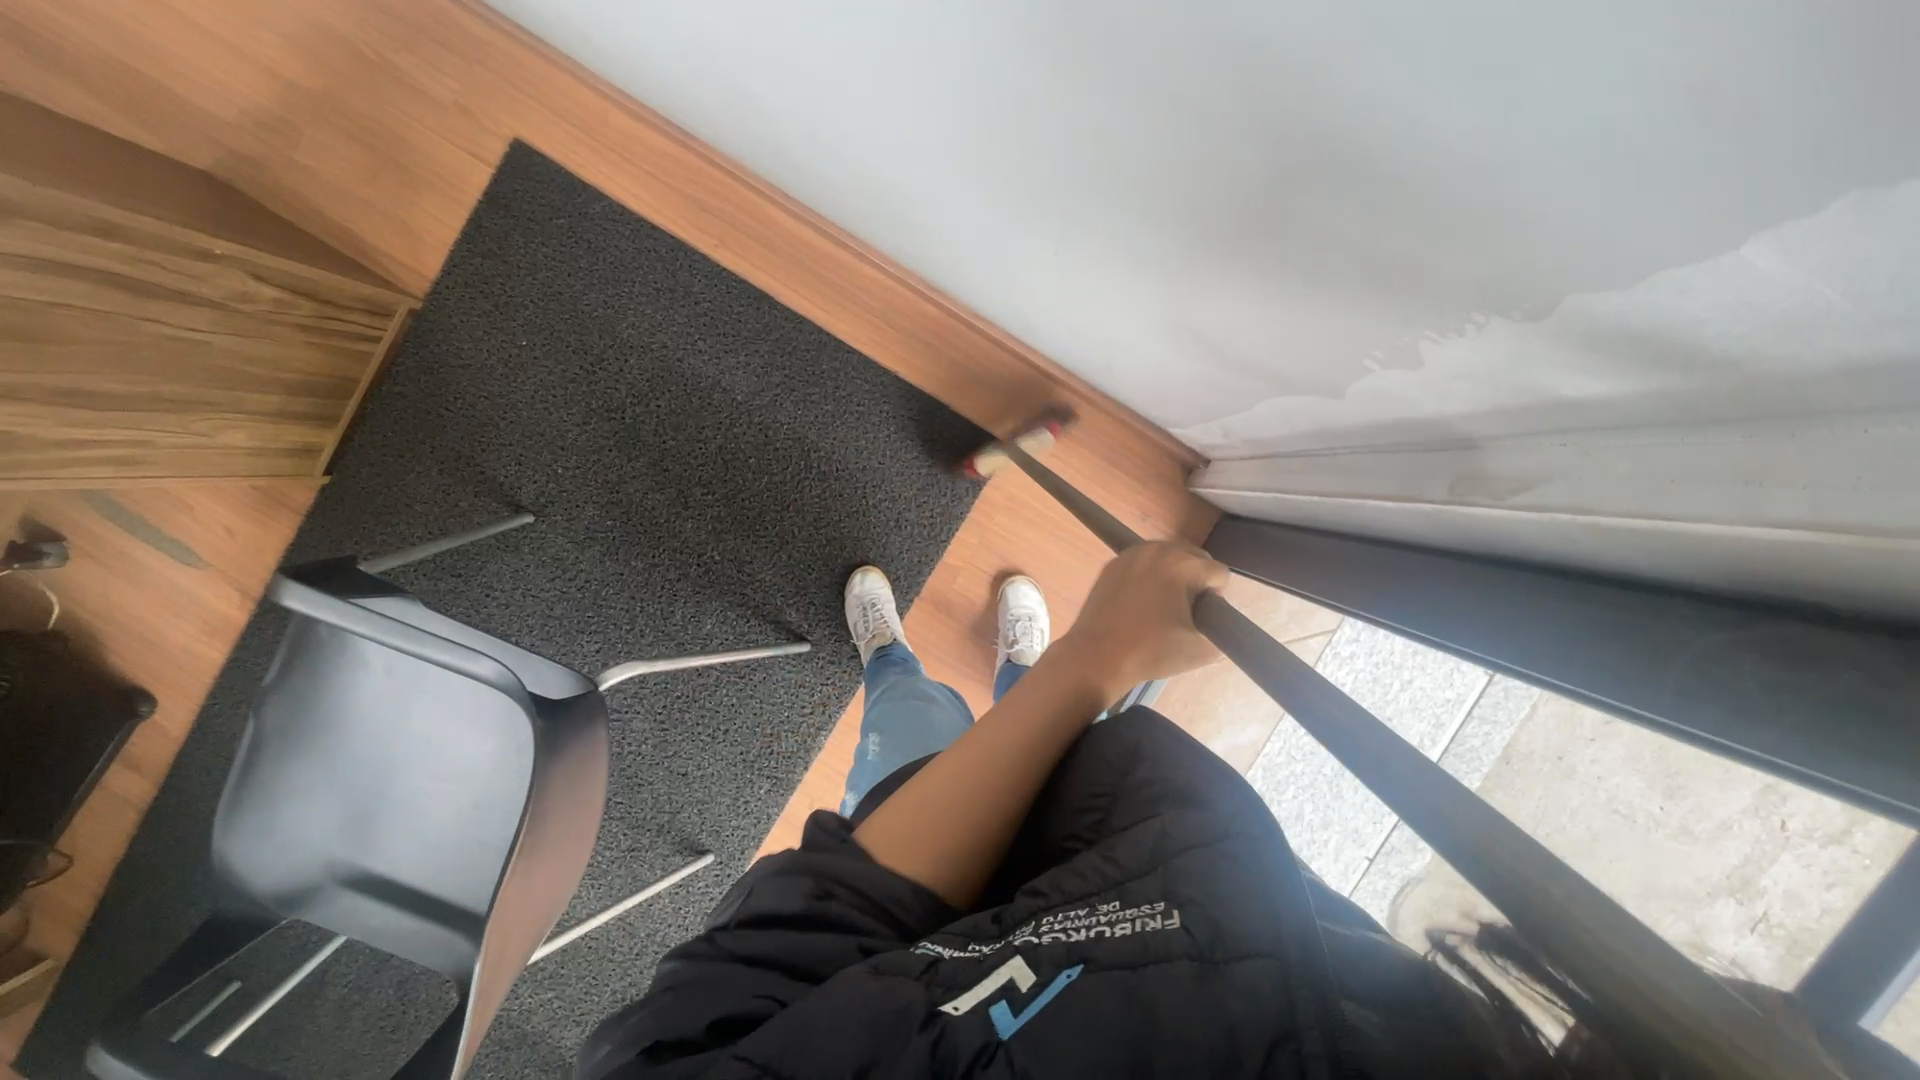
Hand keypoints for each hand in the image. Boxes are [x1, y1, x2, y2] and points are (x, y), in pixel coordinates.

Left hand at [1048, 541, 1229, 703]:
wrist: (1097, 656)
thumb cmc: (1150, 651)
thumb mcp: (1201, 650)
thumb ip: (1223, 635)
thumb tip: (1218, 626)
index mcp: (1183, 564)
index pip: (1219, 572)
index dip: (1217, 596)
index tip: (1202, 616)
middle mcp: (1158, 549)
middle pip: (1194, 556)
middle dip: (1196, 580)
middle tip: (1185, 610)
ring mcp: (1131, 553)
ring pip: (1166, 556)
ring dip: (1172, 574)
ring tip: (1163, 605)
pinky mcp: (1112, 563)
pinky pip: (1142, 562)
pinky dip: (1147, 575)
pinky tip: (1139, 600)